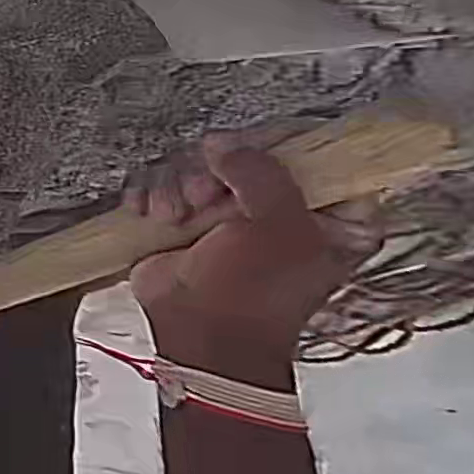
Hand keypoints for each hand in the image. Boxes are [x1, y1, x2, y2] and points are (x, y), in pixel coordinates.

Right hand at [129, 134, 381, 378]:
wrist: (197, 331)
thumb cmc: (252, 290)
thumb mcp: (277, 231)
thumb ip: (262, 176)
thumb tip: (221, 142)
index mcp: (325, 212)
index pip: (306, 151)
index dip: (269, 145)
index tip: (238, 157)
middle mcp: (276, 205)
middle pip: (236, 153)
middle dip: (206, 174)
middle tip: (200, 200)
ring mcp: (225, 209)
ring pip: (191, 164)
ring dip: (172, 188)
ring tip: (170, 217)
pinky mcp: (182, 214)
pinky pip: (159, 179)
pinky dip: (149, 194)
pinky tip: (148, 214)